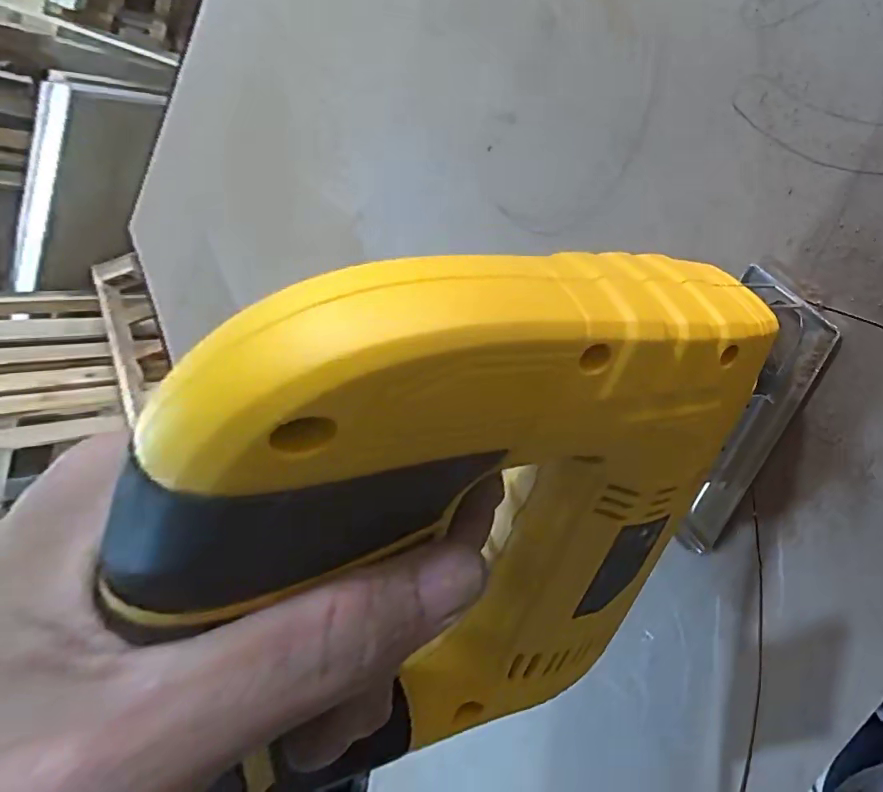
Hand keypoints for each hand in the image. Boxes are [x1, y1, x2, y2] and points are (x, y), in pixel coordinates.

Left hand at [0, 433, 501, 790]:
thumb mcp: (129, 736)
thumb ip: (299, 652)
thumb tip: (469, 569)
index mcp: (142, 479)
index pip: (326, 431)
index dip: (413, 475)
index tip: (454, 540)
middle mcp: (172, 491)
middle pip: (345, 501)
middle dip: (387, 586)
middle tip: (385, 666)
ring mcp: (180, 544)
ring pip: (335, 553)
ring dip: (363, 634)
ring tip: (338, 718)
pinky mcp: (184, 595)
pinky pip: (299, 596)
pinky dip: (324, 654)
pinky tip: (309, 715)